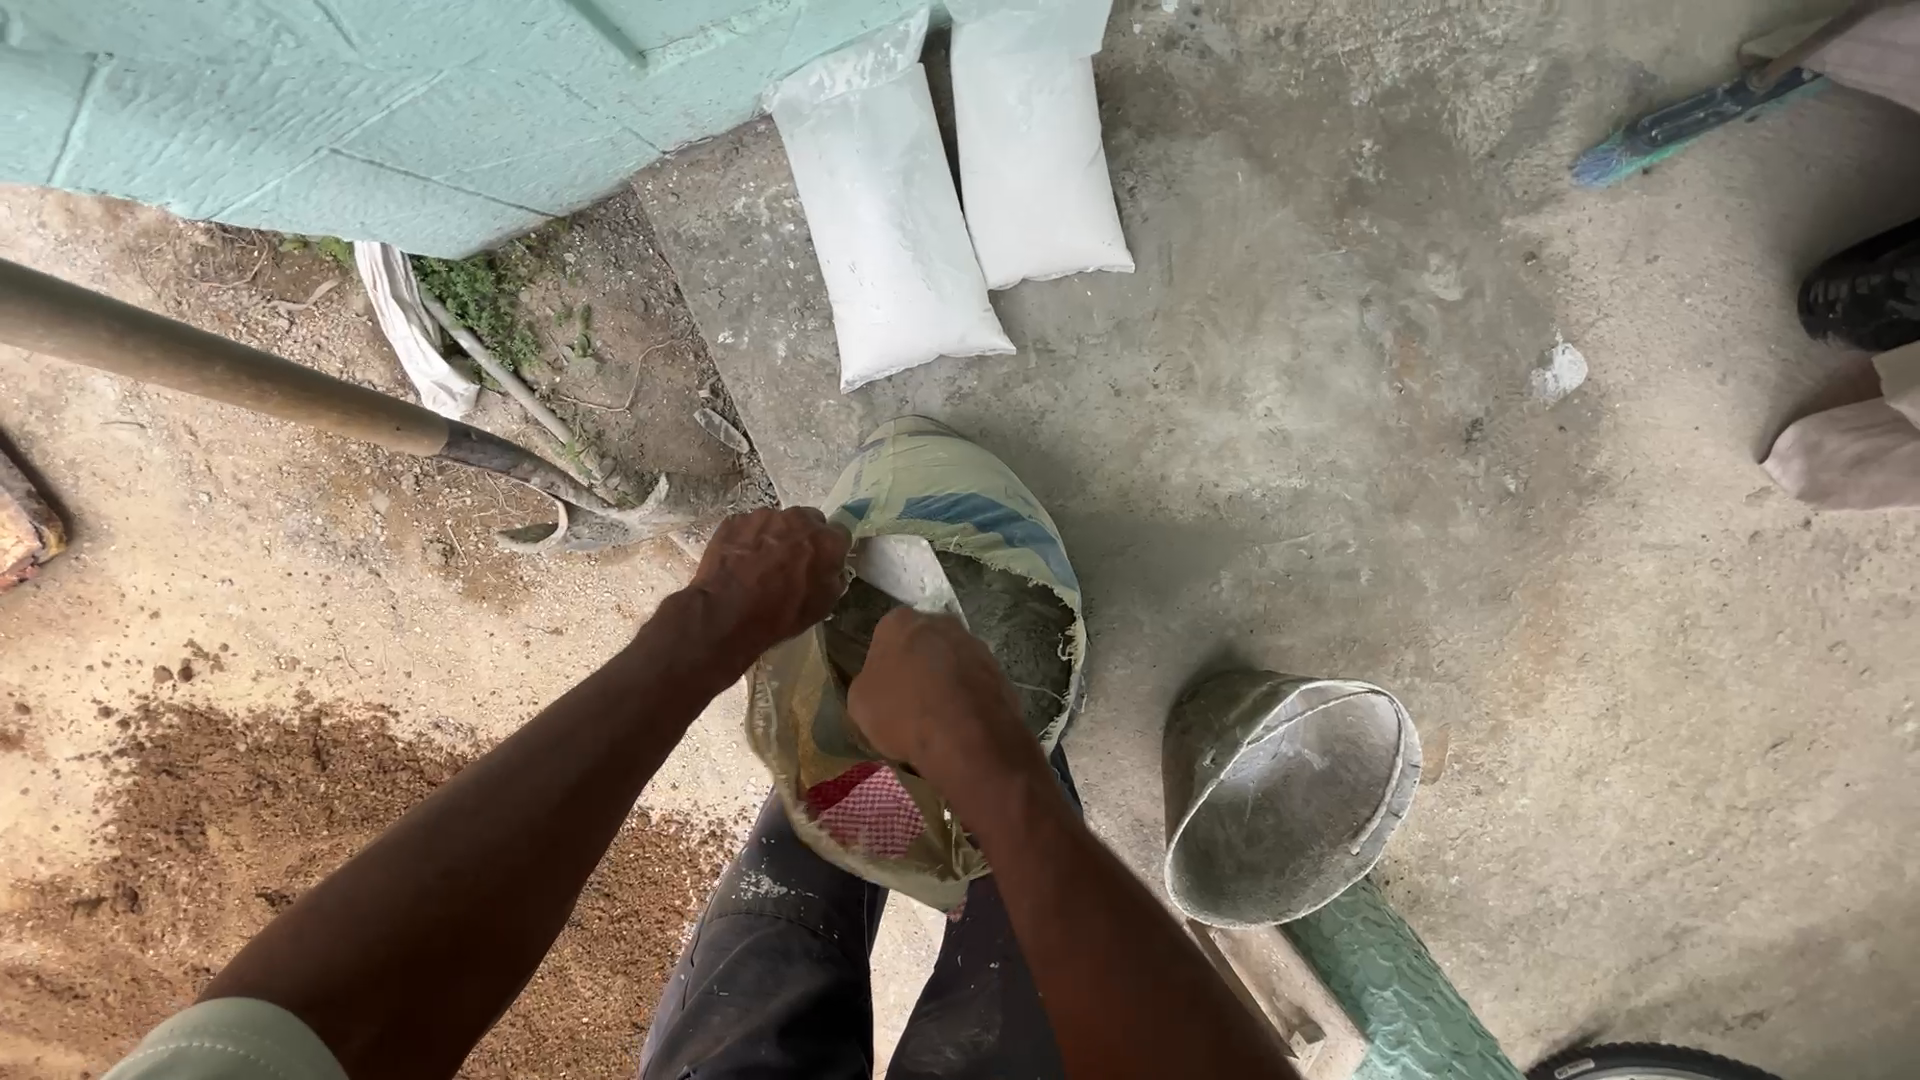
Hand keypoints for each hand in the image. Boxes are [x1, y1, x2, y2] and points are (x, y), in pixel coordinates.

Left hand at [680, 506, 849, 667]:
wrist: (726, 613)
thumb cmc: (780, 614)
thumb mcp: (822, 606)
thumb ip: (834, 579)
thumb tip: (833, 569)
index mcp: (827, 541)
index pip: (841, 533)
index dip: (832, 548)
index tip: (824, 561)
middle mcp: (799, 519)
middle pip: (810, 520)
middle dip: (805, 536)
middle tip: (793, 560)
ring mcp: (765, 516)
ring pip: (778, 521)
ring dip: (776, 536)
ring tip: (761, 562)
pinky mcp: (736, 520)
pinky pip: (750, 526)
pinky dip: (749, 538)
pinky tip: (740, 560)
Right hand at [846, 609, 1044, 802]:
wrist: (965, 735)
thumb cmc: (903, 712)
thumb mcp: (860, 702)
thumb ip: (869, 681)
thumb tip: (882, 683)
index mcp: (899, 622)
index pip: (887, 635)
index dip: (885, 664)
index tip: (885, 690)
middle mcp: (940, 622)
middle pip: (924, 643)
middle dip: (919, 666)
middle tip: (912, 701)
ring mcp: (974, 643)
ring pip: (952, 661)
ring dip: (947, 681)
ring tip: (940, 718)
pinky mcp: (999, 668)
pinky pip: (975, 682)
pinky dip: (968, 697)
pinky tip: (962, 723)